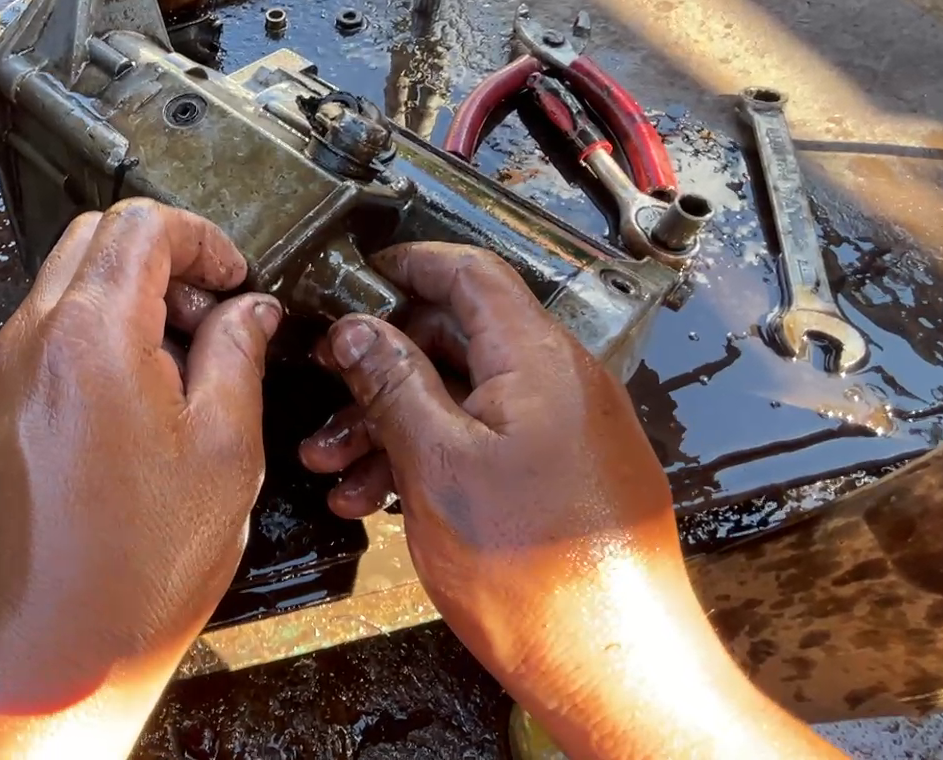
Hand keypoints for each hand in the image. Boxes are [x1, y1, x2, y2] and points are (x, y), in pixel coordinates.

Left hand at [0, 201, 281, 757]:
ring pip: (74, 271)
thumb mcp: (224, 448)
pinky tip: (144, 382)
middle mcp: (36, 334)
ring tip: (184, 354)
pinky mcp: (6, 392)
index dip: (202, 239)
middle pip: (100, 233)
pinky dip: (104, 320)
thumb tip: (250, 309)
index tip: (234, 280)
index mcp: (92, 333)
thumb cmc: (139, 561)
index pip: (142, 224)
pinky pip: (56, 319)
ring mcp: (11, 362)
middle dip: (167, 254)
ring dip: (135, 287)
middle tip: (212, 313)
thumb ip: (238, 354)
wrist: (52, 644)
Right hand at [300, 243, 838, 759]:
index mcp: (539, 363)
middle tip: (326, 379)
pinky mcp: (551, 471)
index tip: (358, 274)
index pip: (472, 275)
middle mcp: (557, 384)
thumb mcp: (437, 463)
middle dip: (379, 361)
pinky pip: (476, 436)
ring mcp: (556, 429)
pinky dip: (422, 452)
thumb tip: (354, 330)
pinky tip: (369, 493)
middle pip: (454, 337)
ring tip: (330, 459)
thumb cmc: (536, 575)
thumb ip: (392, 382)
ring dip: (387, 418)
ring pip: (455, 393)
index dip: (410, 263)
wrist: (616, 678)